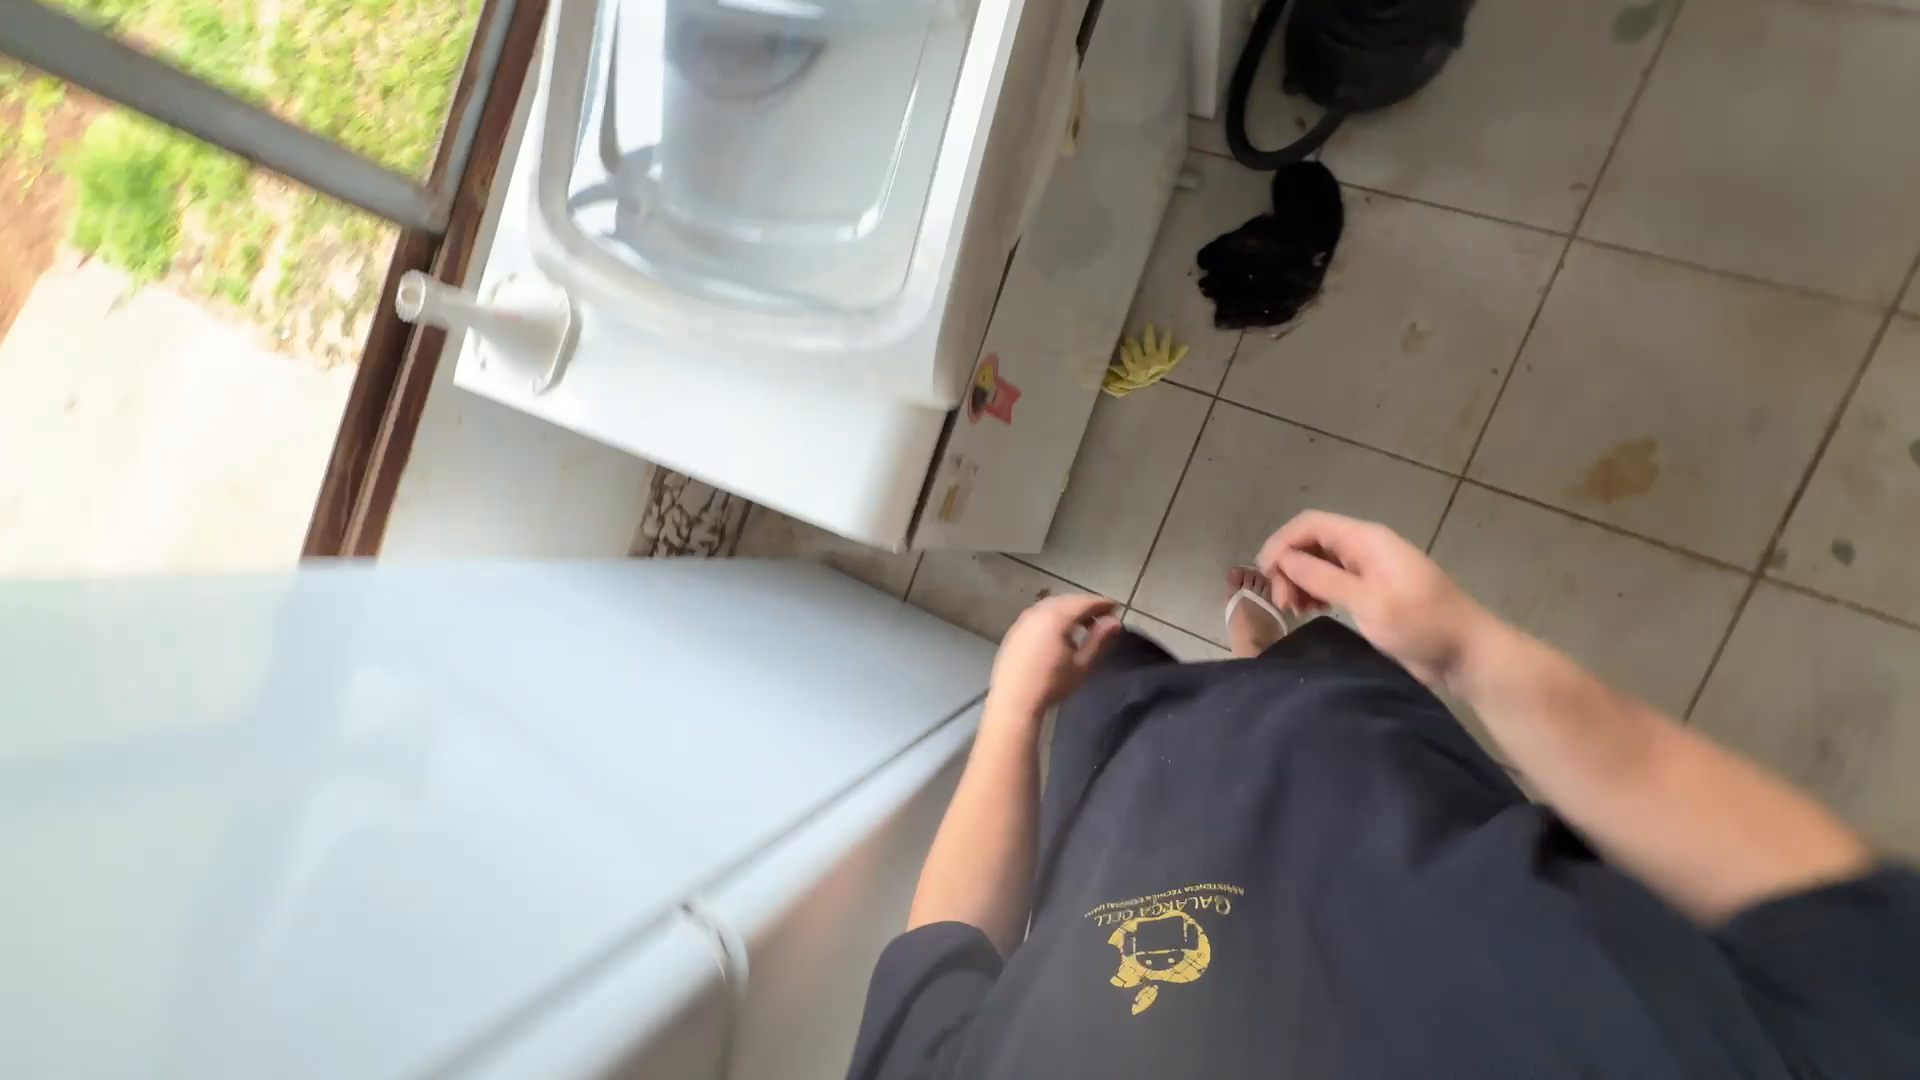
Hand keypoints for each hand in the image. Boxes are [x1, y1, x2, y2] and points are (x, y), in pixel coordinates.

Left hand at [989, 594, 1124, 715]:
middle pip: (1066, 601)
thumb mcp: (1082, 664)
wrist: (1014, 701)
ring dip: (1069, 610)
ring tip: (1083, 624)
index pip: (1083, 602)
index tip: (1116, 607)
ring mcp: (1023, 620)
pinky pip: (1039, 614)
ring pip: (1051, 605)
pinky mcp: (1015, 630)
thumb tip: (1115, 622)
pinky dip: (1054, 615)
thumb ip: (1099, 640)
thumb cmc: (1052, 684)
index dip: (1101, 603)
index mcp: (1055, 618)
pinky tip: (1060, 632)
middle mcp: (1037, 612)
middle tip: (1102, 616)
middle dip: (1085, 605)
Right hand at [1256, 510, 1500, 686]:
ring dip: (1298, 582)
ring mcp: (1367, 570)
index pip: (1310, 525)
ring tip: (1295, 610)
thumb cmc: (1423, 625)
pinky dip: (1313, 592)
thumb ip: (1324, 578)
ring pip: (1317, 563)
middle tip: (1284, 604)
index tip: (1264, 574)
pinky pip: (1330, 581)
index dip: (1282, 543)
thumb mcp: (1370, 602)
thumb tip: (1283, 559)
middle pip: (1310, 543)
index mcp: (1368, 541)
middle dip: (1288, 567)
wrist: (1469, 655)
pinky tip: (1311, 611)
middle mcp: (1364, 549)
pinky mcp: (1369, 592)